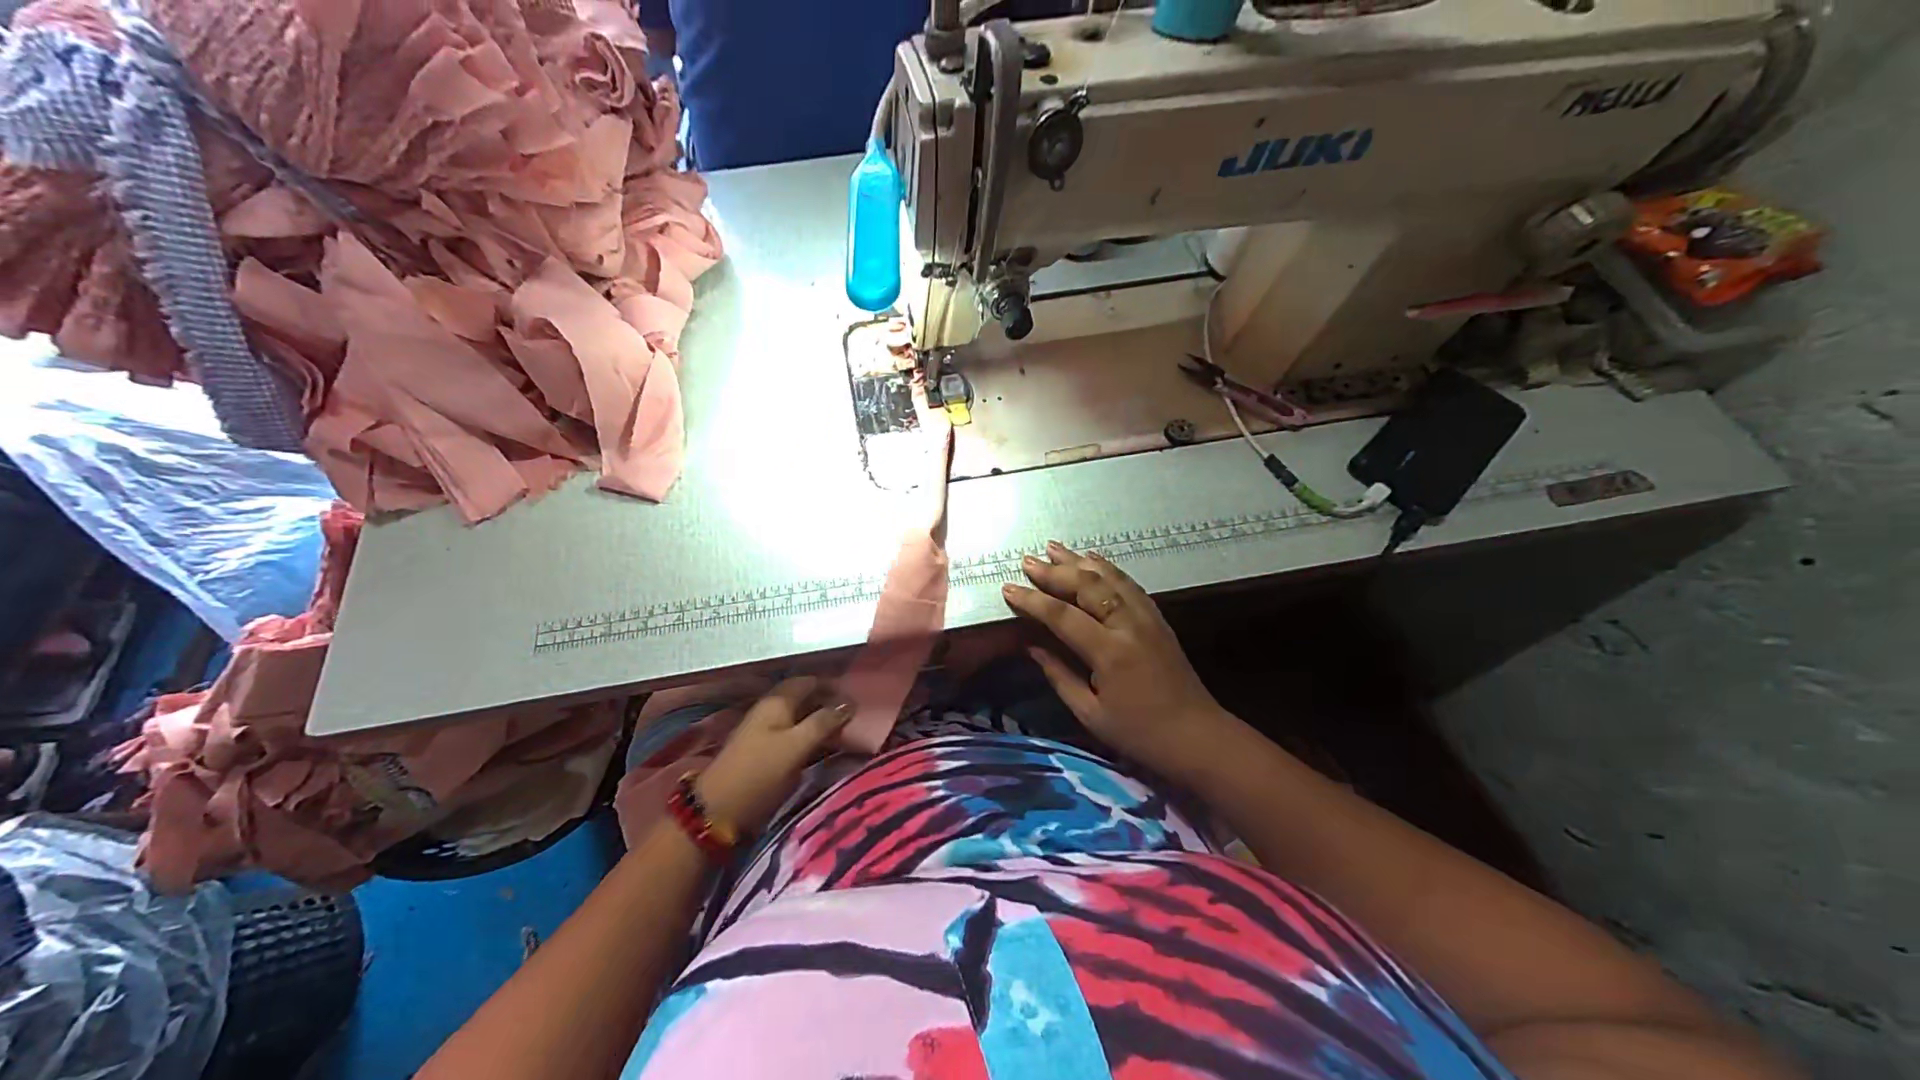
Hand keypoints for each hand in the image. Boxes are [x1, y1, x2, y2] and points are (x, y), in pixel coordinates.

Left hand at [694, 677, 852, 832]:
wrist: (719, 810)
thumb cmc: (760, 772)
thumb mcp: (796, 745)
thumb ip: (823, 722)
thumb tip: (848, 703)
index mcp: (776, 702)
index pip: (809, 681)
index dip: (832, 685)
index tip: (856, 695)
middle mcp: (770, 711)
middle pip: (805, 699)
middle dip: (829, 704)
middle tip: (856, 715)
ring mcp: (766, 732)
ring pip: (800, 719)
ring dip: (821, 723)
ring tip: (848, 732)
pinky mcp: (765, 753)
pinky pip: (795, 737)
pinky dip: (812, 739)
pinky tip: (827, 748)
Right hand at [1002, 543, 1242, 786]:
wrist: (1197, 736)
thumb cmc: (1139, 733)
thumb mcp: (1089, 713)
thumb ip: (1059, 674)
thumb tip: (1031, 645)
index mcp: (1110, 653)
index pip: (1063, 616)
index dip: (1033, 601)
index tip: (1008, 589)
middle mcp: (1130, 626)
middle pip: (1088, 586)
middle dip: (1055, 571)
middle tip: (1028, 560)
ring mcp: (1148, 618)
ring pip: (1111, 578)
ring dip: (1080, 561)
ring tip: (1055, 548)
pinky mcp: (1158, 619)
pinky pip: (1129, 584)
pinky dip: (1107, 569)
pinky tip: (1093, 561)